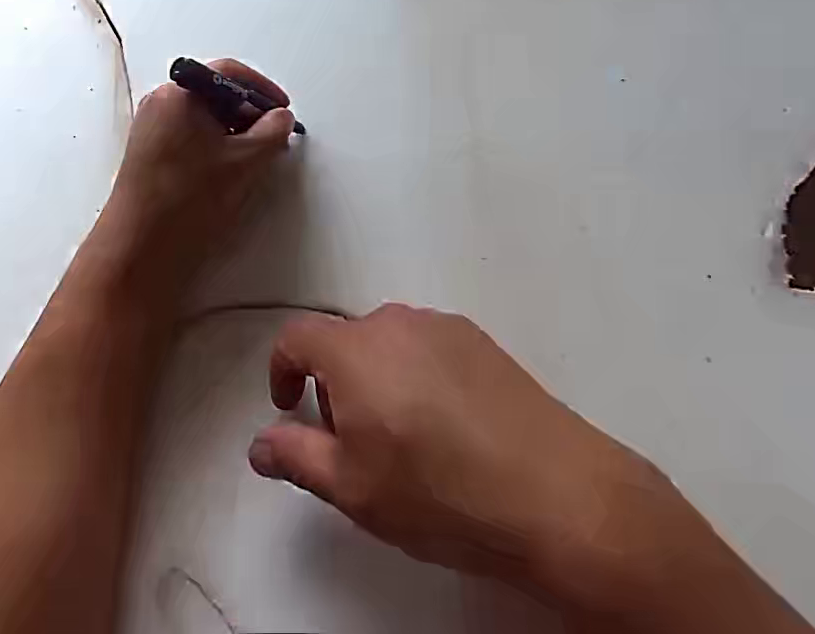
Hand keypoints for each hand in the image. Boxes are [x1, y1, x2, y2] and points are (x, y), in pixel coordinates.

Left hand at [97, 58, 295, 276]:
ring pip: (202, 118)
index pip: (227, 74)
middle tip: (273, 136)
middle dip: (248, 113)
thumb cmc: (188, 197)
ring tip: (254, 158)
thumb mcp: (246, 160)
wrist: (140, 246)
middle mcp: (159, 104)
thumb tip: (282, 118)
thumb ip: (273, 131)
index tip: (282, 109)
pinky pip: (188, 136)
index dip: (262, 89)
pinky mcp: (148, 153)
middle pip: (214, 94)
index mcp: (178, 93)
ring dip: (233, 132)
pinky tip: (228, 170)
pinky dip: (213, 145)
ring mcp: (150, 128)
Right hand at [248, 305, 814, 630]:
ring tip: (403, 436)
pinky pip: (427, 344)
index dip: (281, 368)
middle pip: (344, 340)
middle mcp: (397, 322)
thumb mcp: (352, 488)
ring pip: (387, 341)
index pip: (296, 336)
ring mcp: (444, 325)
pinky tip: (446, 422)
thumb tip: (259, 443)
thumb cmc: (438, 493)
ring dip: (376, 376)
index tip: (288, 407)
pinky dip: (416, 371)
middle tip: (352, 440)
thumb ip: (296, 456)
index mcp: (356, 350)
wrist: (554, 492)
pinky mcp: (480, 338)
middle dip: (333, 383)